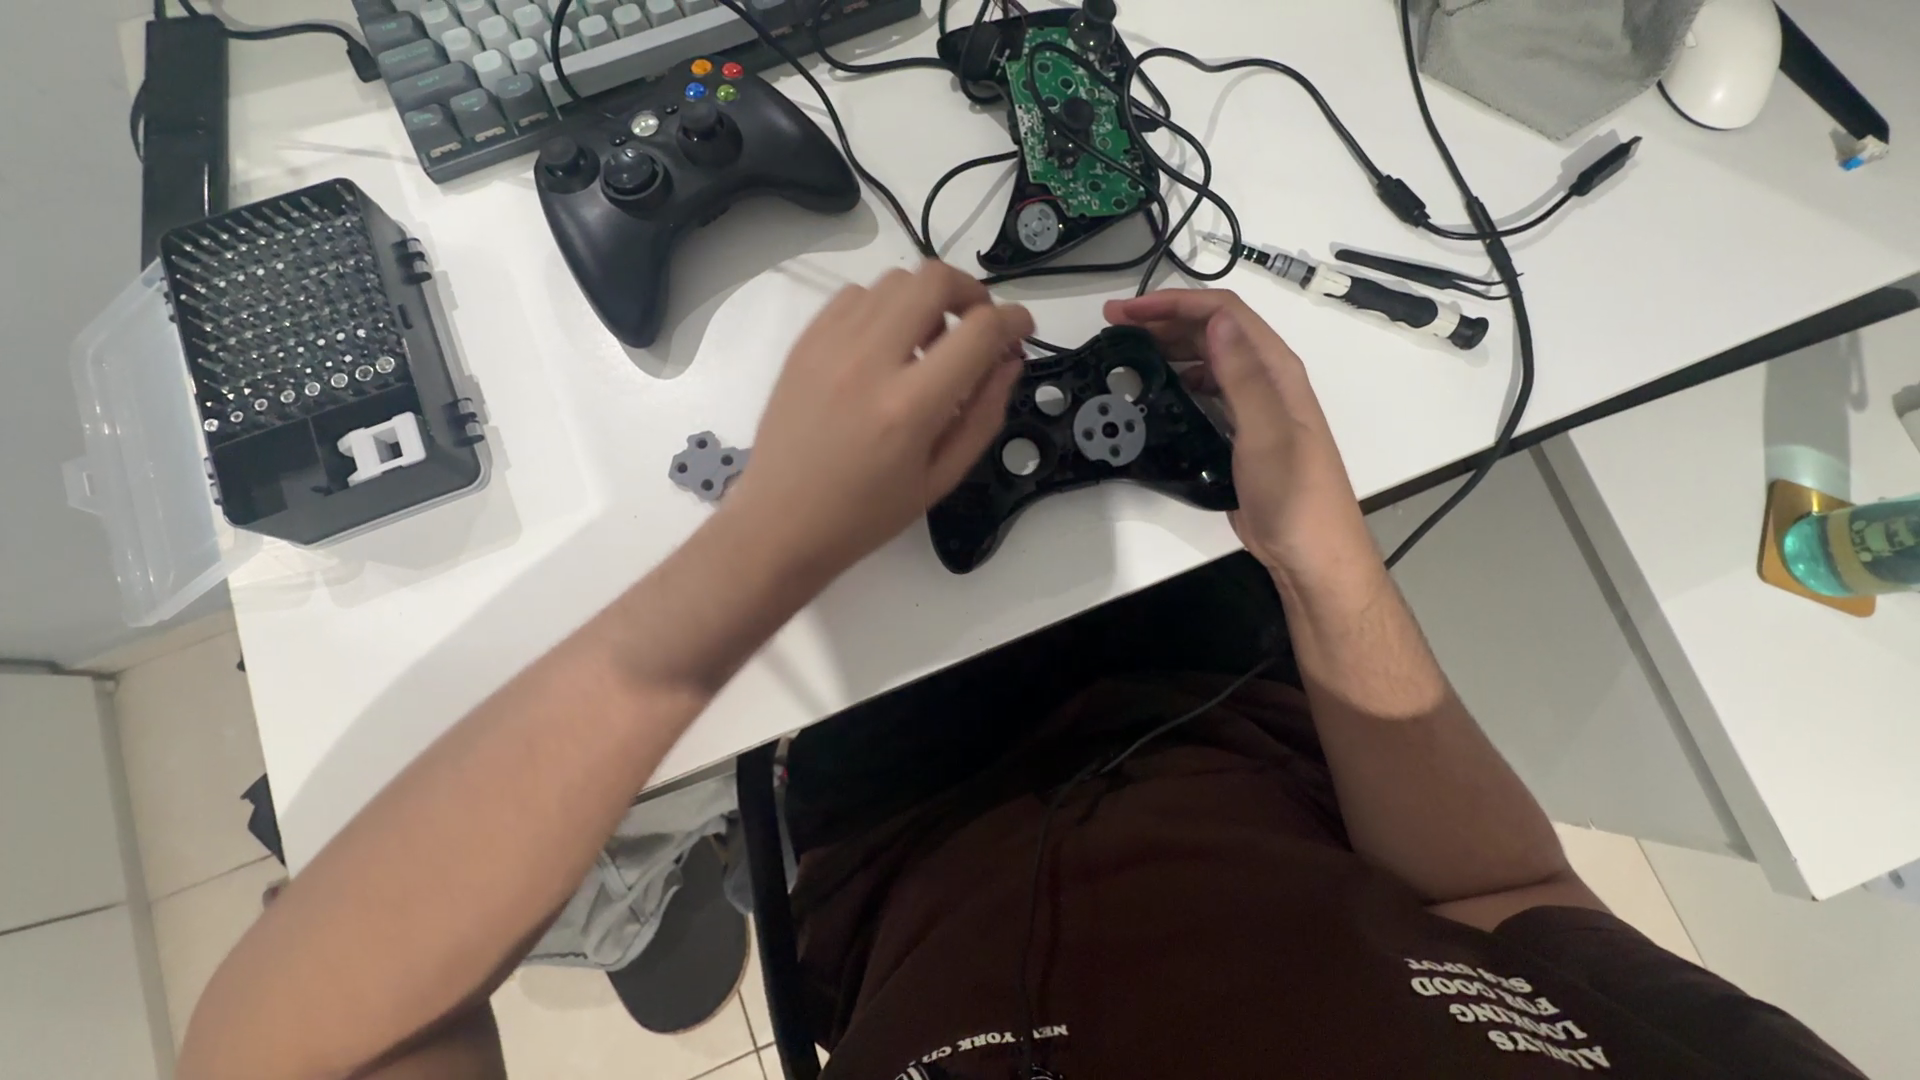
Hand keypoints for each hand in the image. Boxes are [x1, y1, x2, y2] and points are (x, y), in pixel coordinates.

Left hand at [729, 261, 1033, 580]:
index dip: (1014, 321)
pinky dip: (883, 307)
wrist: (781, 523)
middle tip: (977, 325)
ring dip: (926, 300)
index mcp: (910, 407)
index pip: (979, 330)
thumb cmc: (866, 514)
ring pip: (894, 281)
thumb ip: (983, 415)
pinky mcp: (804, 343)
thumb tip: (1008, 362)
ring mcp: (830, 346)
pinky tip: (885, 346)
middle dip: (971, 292)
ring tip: (928, 341)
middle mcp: (869, 362)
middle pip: (934, 280)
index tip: (1020, 329)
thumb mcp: (940, 478)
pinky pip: (855, 296)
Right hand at [1104, 289, 1373, 577]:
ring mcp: (1251, 407)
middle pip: (1211, 331)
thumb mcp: (1267, 433)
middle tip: (1113, 329)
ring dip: (1166, 350)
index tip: (1127, 312)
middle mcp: (1264, 379)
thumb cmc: (1293, 493)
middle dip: (1162, 322)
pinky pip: (1203, 394)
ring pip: (1205, 361)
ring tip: (1125, 355)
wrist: (1309, 550)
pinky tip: (1153, 393)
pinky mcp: (1237, 434)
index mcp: (1275, 369)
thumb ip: (1243, 376)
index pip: (1224, 313)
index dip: (1174, 304)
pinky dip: (1175, 383)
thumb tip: (1216, 320)